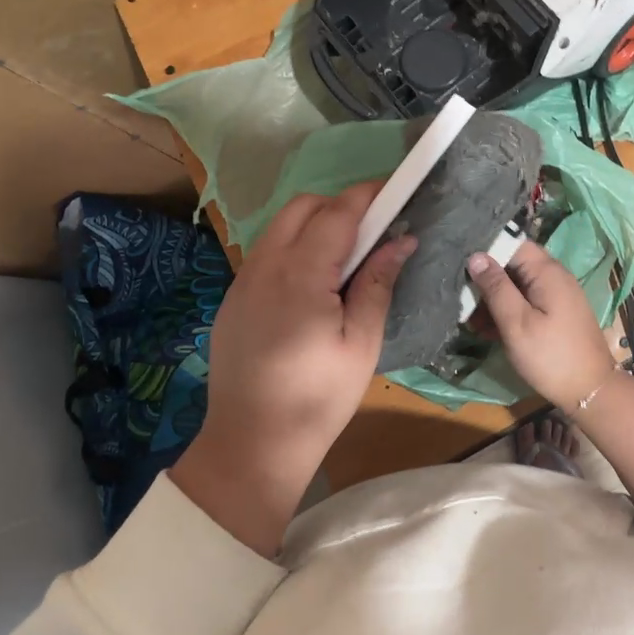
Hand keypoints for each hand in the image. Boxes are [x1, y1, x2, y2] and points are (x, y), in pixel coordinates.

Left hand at [170, 182, 414, 556]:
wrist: (252, 444)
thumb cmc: (318, 399)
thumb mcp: (361, 344)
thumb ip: (378, 284)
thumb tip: (401, 241)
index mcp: (301, 276)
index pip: (337, 212)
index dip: (368, 195)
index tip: (395, 191)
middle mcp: (265, 267)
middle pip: (301, 207)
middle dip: (338, 205)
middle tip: (372, 230)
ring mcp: (242, 281)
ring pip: (279, 227)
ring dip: (313, 225)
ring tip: (345, 258)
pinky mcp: (232, 299)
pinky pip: (265, 254)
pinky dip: (293, 249)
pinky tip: (312, 286)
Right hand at [466, 242, 618, 409]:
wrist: (589, 391)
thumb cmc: (550, 356)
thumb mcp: (516, 322)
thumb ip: (496, 287)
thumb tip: (477, 256)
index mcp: (547, 271)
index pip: (513, 243)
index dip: (487, 250)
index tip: (461, 265)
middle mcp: (555, 276)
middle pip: (514, 265)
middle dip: (487, 280)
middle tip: (461, 300)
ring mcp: (557, 296)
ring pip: (518, 286)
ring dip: (495, 300)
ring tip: (471, 322)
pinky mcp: (556, 314)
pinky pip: (527, 303)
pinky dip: (509, 312)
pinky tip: (489, 331)